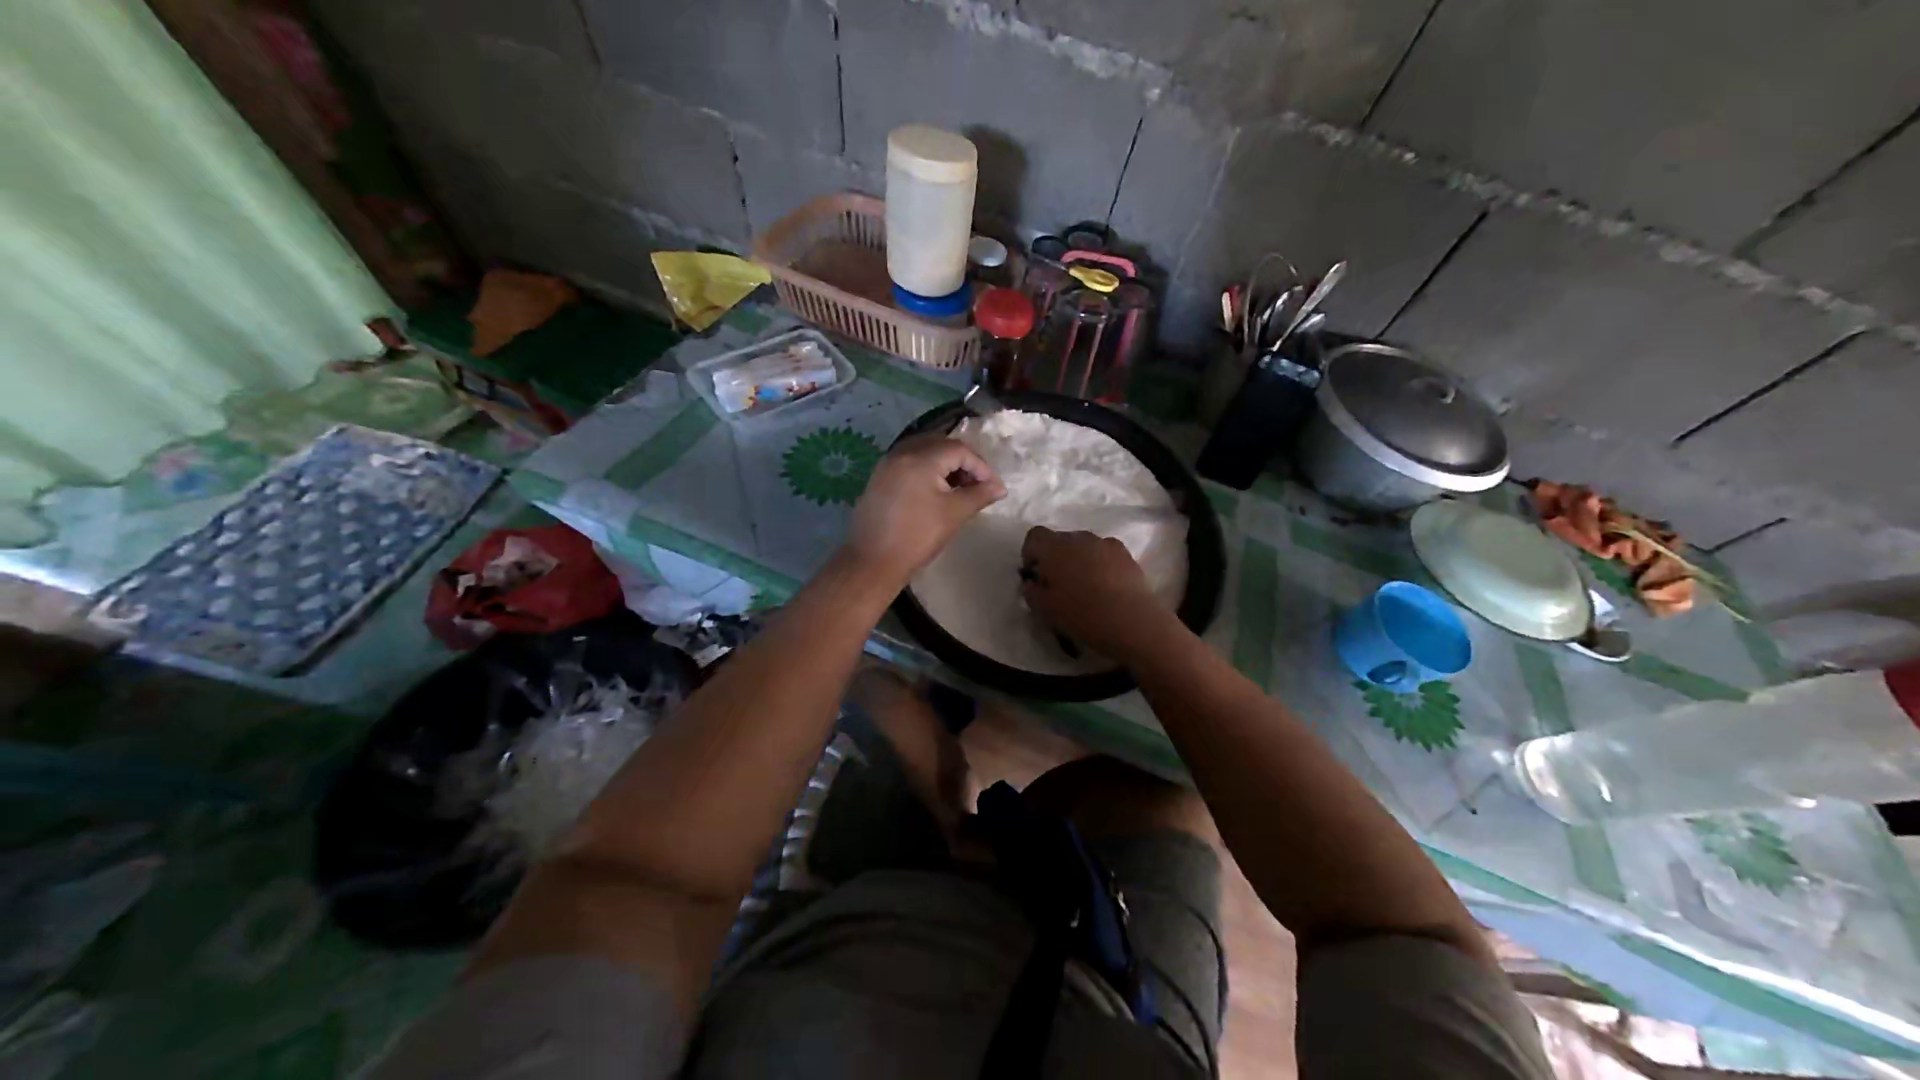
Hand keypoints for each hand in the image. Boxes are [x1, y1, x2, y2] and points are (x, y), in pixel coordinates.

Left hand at [842, 434, 1005, 585]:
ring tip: (958, 488)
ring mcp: (887, 464)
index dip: (980, 466)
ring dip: (945, 464)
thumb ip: (979, 495)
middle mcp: (901, 453)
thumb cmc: (917, 537)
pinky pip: (909, 462)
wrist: (873, 561)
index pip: (959, 450)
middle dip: (963, 461)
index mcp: (920, 459)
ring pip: (923, 451)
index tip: (992, 487)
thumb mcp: (953, 514)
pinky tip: (935, 491)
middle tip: (977, 484)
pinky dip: (927, 469)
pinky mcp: (879, 477)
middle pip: (940, 444)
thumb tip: (1000, 488)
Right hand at [1021, 526, 1183, 661]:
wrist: (1132, 622)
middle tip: (1058, 584)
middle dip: (1055, 557)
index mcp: (1055, 549)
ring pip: (1083, 545)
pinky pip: (1104, 552)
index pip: (1034, 536)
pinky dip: (1099, 563)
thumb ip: (1032, 592)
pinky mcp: (1126, 554)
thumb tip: (1032, 583)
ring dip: (1078, 559)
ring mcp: (1105, 543)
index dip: (1030, 552)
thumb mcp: (1046, 610)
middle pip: (1060, 539)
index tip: (1034, 573)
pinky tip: (1105, 585)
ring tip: (1084, 586)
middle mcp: (1079, 538)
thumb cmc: (1082, 615)